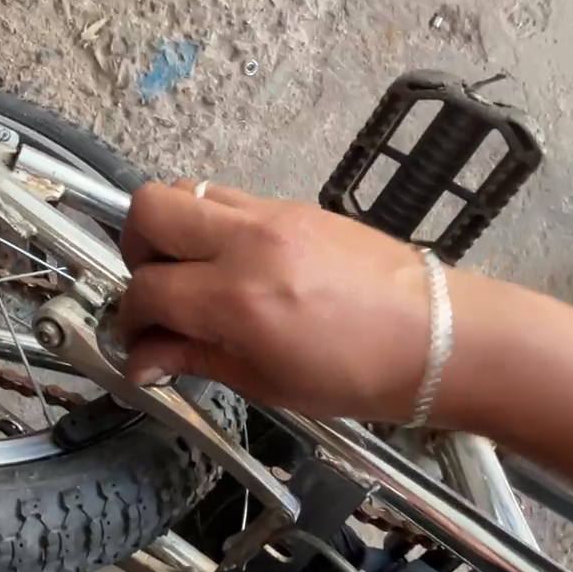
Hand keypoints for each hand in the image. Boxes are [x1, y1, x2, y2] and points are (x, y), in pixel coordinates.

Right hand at [115, 179, 431, 421]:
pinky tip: (231, 264)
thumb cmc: (361, 374)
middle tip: (153, 286)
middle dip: (134, 248)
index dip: (129, 318)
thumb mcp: (267, 381)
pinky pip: (226, 197)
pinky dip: (208, 225)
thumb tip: (140, 360)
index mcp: (239, 298)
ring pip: (183, 189)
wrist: (443, 337)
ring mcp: (271, 215)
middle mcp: (247, 242)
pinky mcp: (291, 205)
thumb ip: (193, 359)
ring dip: (168, 227)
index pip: (147, 289)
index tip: (137, 338)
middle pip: (148, 209)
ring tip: (188, 270)